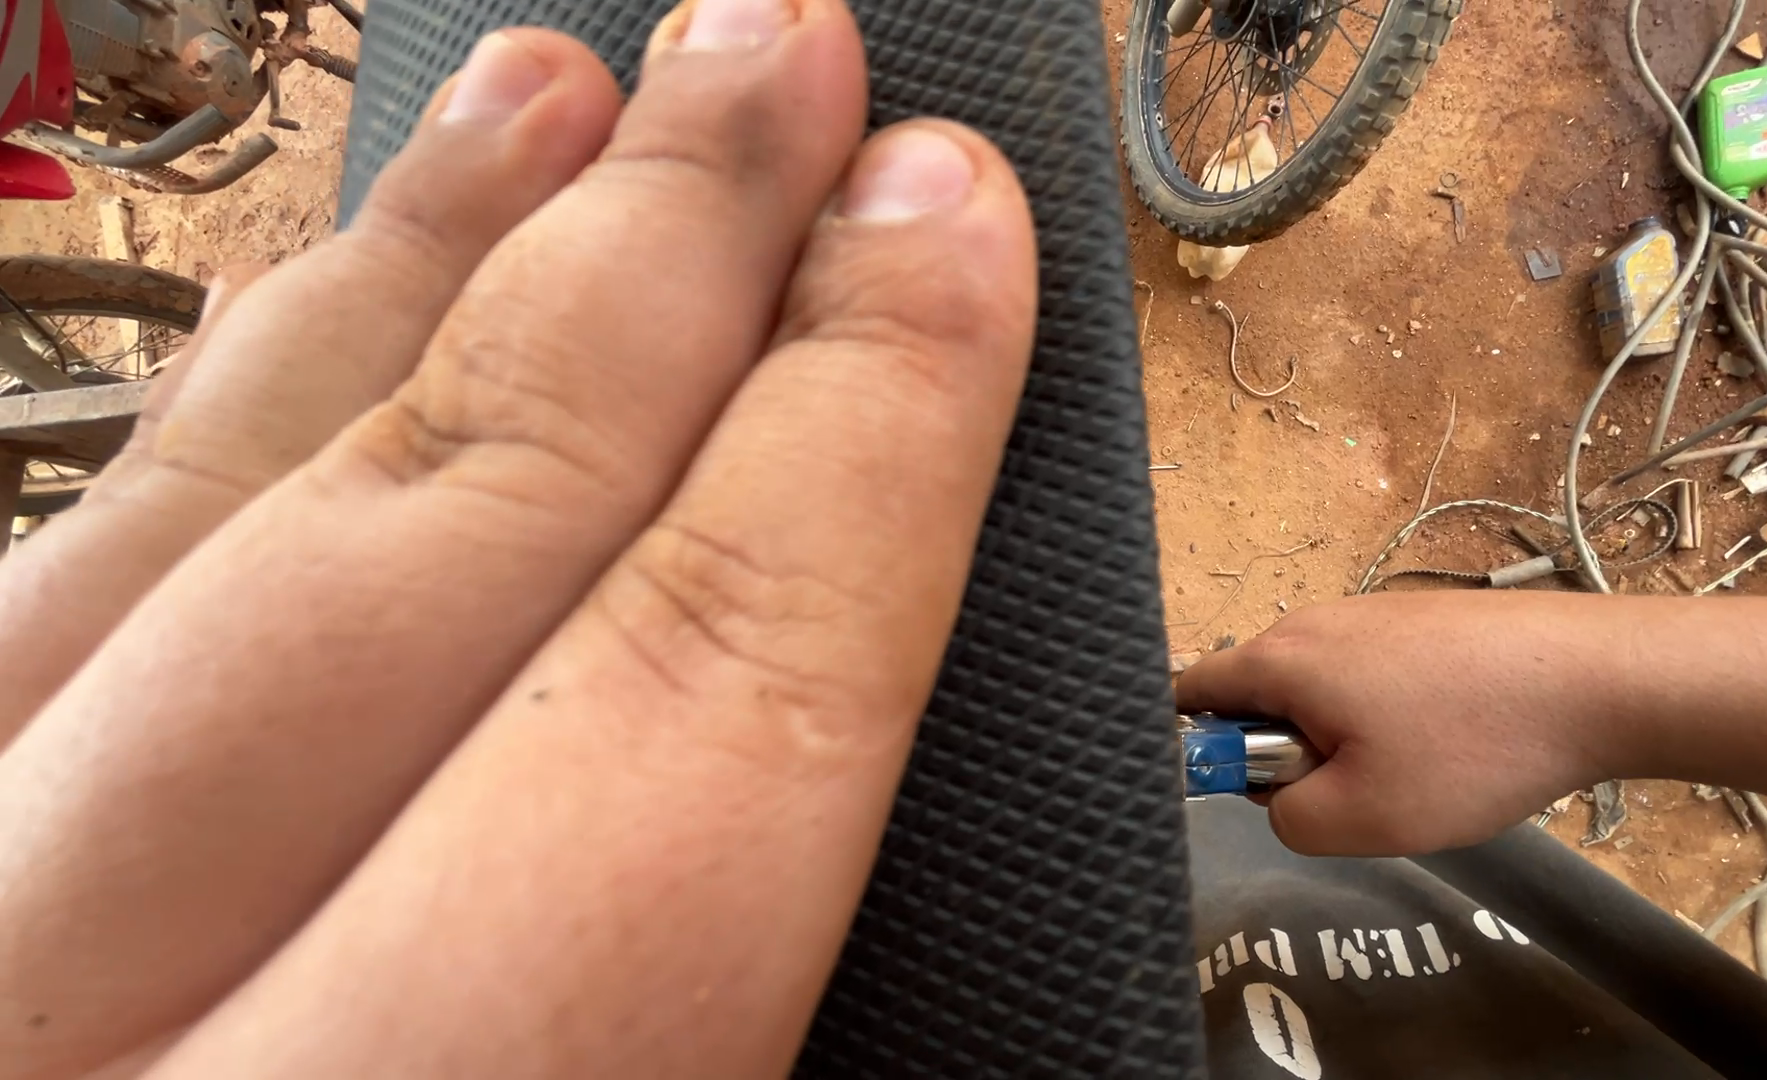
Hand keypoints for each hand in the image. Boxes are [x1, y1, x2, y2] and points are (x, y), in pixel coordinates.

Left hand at [0, 4, 1034, 1077]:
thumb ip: (852, 966)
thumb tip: (954, 741)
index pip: (717, 698)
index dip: (878, 426)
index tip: (958, 222)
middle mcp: (87, 1056)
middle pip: (478, 543)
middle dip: (690, 262)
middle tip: (797, 59)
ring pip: (249, 505)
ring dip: (472, 262)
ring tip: (597, 93)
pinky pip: (88, 560)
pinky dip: (284, 386)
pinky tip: (403, 258)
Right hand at [1177, 592, 1623, 855]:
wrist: (1599, 675)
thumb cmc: (1469, 745)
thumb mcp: (1367, 816)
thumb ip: (1288, 819)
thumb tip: (1278, 798)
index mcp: (1279, 660)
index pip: (1191, 688)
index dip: (1195, 740)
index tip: (1246, 781)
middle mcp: (1307, 623)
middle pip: (1253, 689)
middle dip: (1277, 745)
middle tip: (1345, 788)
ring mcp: (1360, 612)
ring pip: (1309, 682)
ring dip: (1329, 729)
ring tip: (1405, 763)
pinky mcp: (1407, 615)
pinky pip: (1357, 667)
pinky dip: (1372, 706)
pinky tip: (1442, 731)